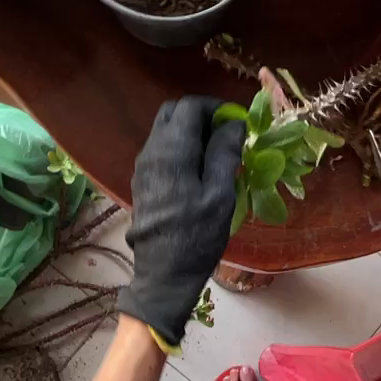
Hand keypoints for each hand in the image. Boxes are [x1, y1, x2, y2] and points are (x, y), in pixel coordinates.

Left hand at [118, 97, 245, 347]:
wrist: (163, 273)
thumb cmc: (196, 236)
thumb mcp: (220, 195)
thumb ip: (225, 154)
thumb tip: (232, 124)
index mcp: (172, 150)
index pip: (190, 106)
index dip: (216, 107)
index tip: (237, 122)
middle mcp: (152, 151)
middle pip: (173, 113)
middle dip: (201, 116)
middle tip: (227, 134)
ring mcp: (144, 167)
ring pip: (165, 131)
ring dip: (191, 133)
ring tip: (218, 154)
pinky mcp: (143, 182)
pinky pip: (162, 151)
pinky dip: (182, 148)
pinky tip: (200, 170)